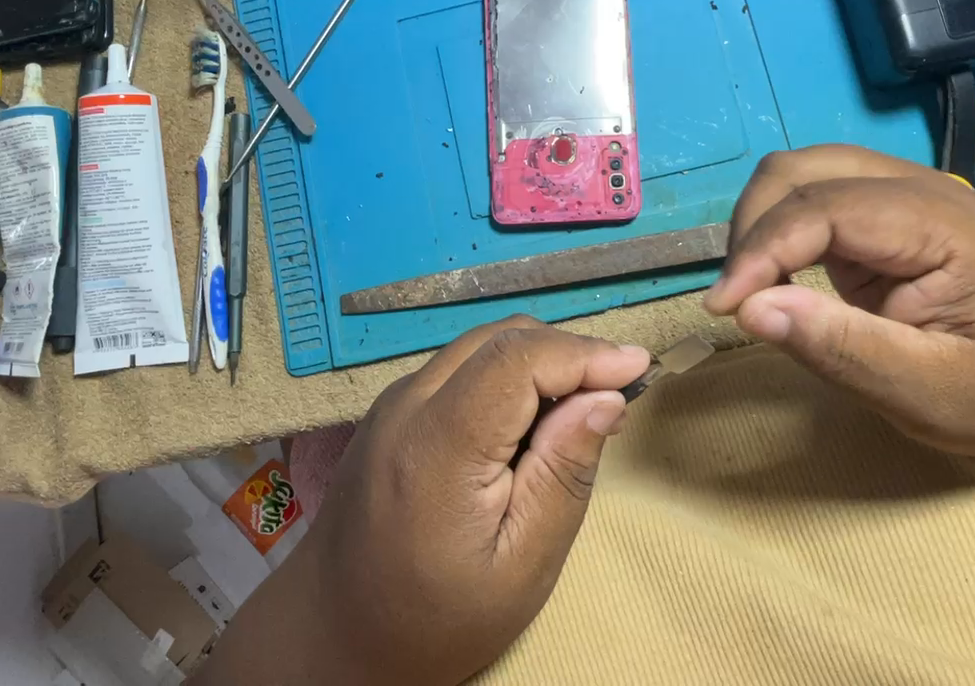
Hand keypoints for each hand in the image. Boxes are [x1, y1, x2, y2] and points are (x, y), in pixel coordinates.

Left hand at [203, 319, 648, 685]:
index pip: (517, 359)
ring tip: (578, 407)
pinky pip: (461, 365)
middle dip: (567, 351)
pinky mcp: (392, 407)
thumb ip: (564, 475)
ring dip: (538, 360)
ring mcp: (394, 400)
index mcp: (437, 446)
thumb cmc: (436, 618)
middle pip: (500, 339)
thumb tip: (607, 396)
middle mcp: (408, 403)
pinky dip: (507, 373)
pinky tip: (528, 418)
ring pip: (480, 344)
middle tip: (614, 392)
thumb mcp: (521, 567)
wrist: (334, 634)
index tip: (639, 367)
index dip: (584, 352)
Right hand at [702, 145, 974, 464]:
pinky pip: (804, 197)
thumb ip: (842, 348)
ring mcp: (895, 191)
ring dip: (756, 225)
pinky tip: (770, 276)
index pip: (825, 208)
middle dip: (752, 229)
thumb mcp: (929, 393)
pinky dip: (772, 230)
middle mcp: (916, 187)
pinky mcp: (874, 209)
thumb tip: (749, 309)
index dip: (764, 250)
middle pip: (799, 171)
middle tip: (735, 300)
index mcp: (942, 224)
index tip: (724, 309)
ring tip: (748, 289)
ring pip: (794, 174)